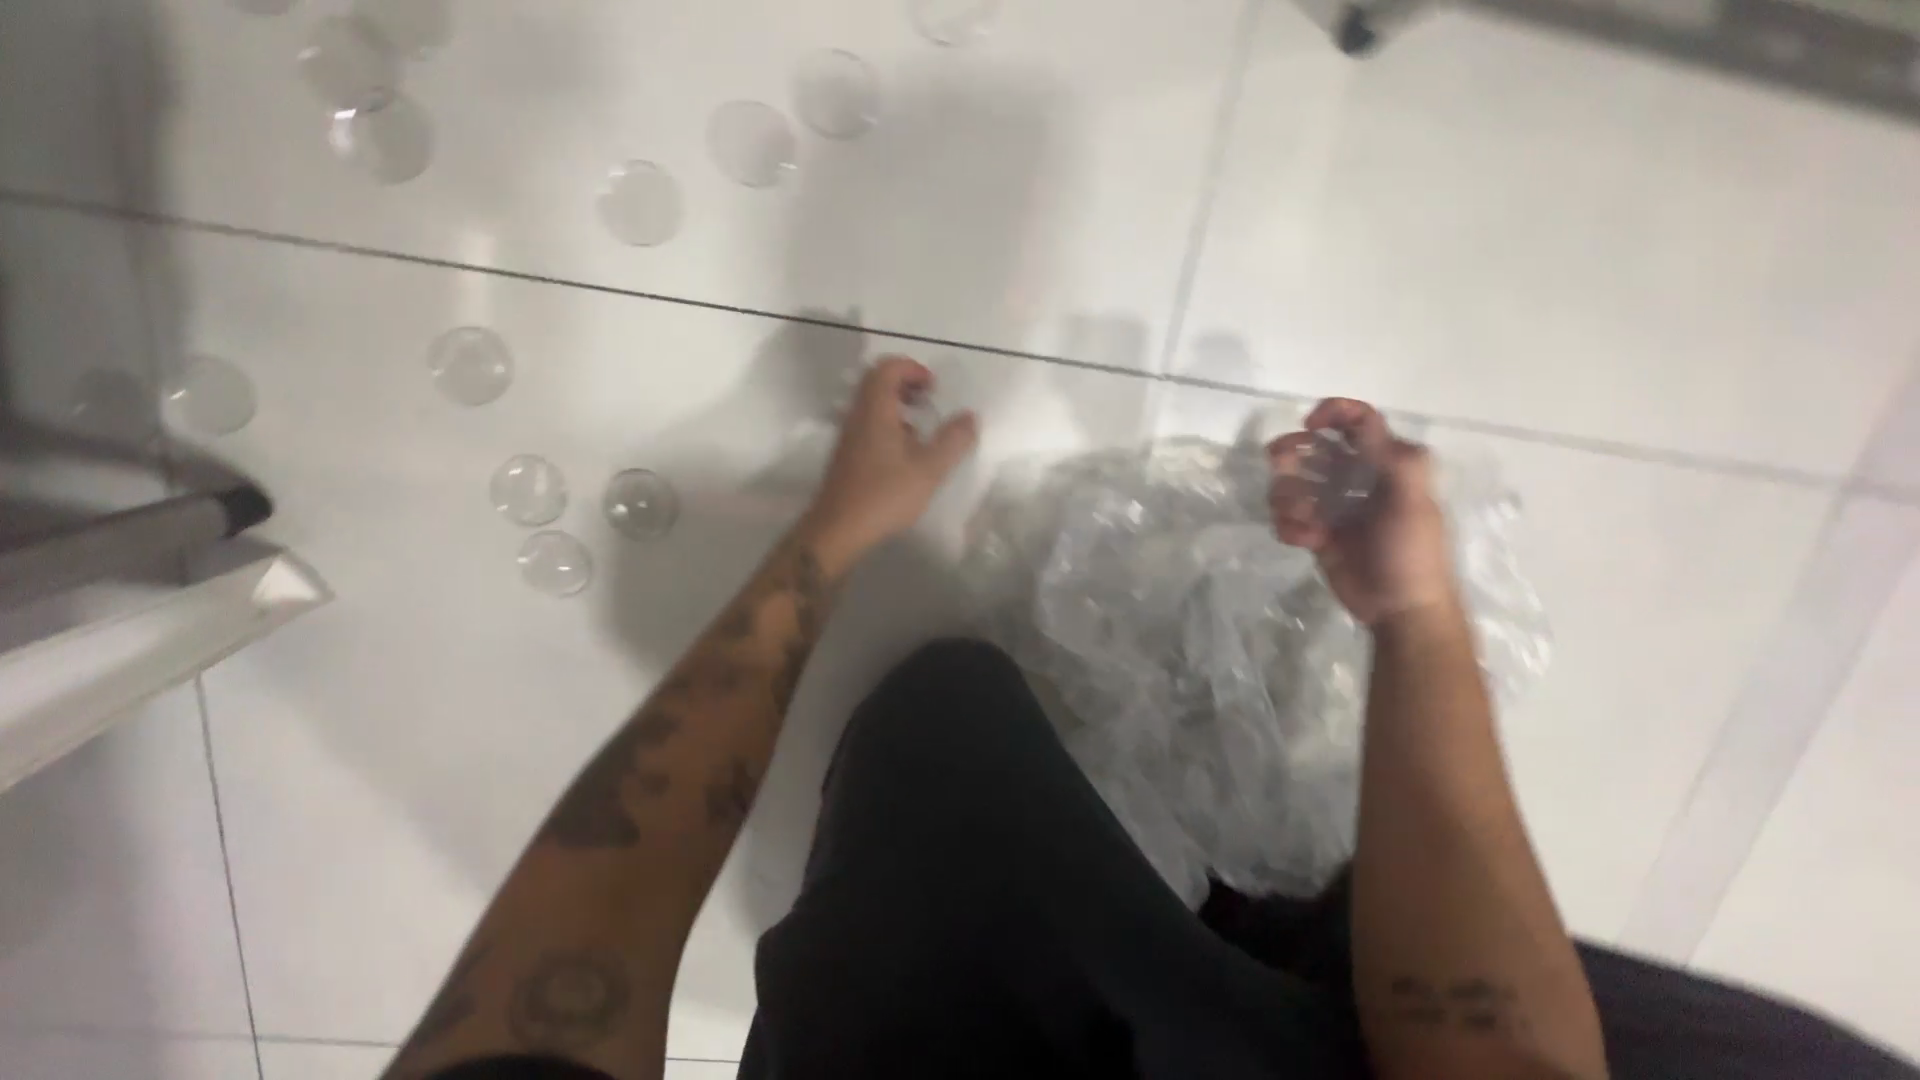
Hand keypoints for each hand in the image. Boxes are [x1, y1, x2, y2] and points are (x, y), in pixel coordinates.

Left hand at [802, 356, 979, 562]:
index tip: (933, 388)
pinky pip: (867, 425)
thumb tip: (970, 416)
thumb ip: (953, 440)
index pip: (887, 368)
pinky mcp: (846, 455)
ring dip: (897, 407)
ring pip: (871, 405)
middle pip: (876, 383)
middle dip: (905, 384)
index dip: (912, 369)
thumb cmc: (884, 495)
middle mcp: (857, 416)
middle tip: (928, 401)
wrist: (838, 528)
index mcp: (875, 410)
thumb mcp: (928, 469)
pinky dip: (888, 425)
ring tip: (921, 429)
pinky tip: (904, 454)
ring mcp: (848, 436)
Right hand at [1268, 398, 1456, 626]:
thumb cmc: (1412, 551)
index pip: (1359, 421)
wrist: (1399, 608)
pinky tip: (1305, 541)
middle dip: (1291, 454)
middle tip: (1278, 463)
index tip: (1309, 425)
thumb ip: (1395, 459)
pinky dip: (1289, 526)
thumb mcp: (1412, 500)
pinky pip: (1286, 518)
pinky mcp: (1315, 533)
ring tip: (1304, 521)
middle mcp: (1356, 478)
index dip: (1333, 412)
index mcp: (1386, 463)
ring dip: (1288, 497)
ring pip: (1292, 483)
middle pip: (1313, 449)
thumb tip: (1360, 428)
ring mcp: (1333, 506)